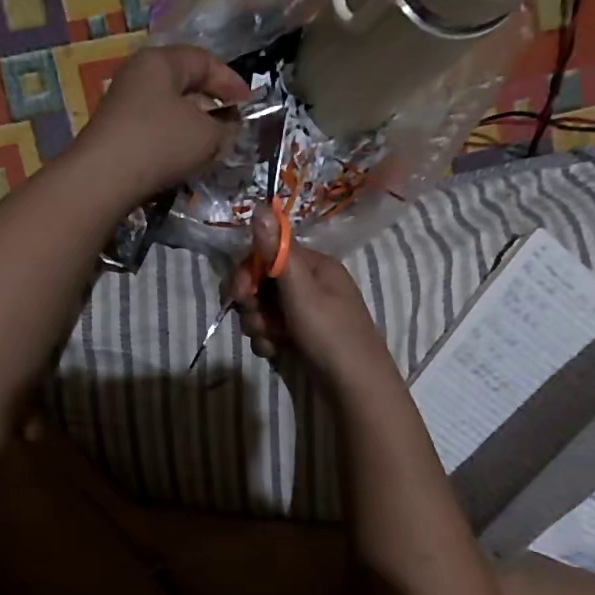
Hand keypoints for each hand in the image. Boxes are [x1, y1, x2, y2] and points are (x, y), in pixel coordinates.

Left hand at [71, 45, 248, 197]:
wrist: (101, 180)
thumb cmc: (159, 144)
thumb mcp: (206, 135)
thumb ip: (225, 129)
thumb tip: (228, 129)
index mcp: (160, 61)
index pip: (204, 61)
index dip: (231, 81)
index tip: (250, 104)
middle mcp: (136, 78)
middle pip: (183, 87)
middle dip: (211, 108)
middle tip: (231, 130)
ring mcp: (121, 108)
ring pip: (167, 113)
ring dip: (191, 130)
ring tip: (210, 151)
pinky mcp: (113, 137)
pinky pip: (151, 134)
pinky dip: (170, 145)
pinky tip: (181, 165)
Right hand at [233, 211, 393, 383]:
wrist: (355, 387)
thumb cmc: (331, 335)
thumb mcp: (301, 292)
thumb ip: (277, 253)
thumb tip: (261, 206)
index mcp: (314, 265)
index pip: (267, 253)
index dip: (247, 273)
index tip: (240, 296)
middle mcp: (309, 283)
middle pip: (260, 282)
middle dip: (252, 304)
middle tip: (259, 323)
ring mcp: (305, 311)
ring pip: (262, 308)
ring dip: (257, 325)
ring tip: (272, 341)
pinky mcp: (300, 334)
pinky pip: (270, 329)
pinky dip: (267, 340)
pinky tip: (275, 352)